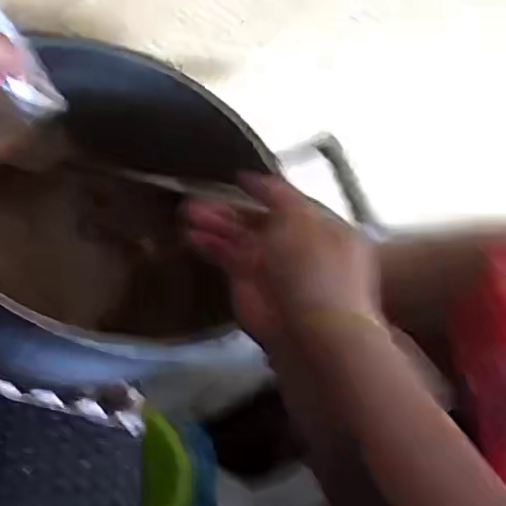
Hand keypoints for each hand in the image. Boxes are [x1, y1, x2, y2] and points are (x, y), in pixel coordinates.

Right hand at [184, 174, 379, 349]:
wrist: (307, 327)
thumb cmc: (312, 268)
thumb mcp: (300, 219)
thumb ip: (277, 195)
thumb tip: (252, 178)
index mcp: (319, 227)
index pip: (287, 202)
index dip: (262, 190)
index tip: (235, 179)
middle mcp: (295, 244)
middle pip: (256, 220)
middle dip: (228, 208)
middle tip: (197, 198)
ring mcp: (270, 265)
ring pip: (236, 237)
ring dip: (212, 223)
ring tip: (186, 211)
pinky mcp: (247, 284)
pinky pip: (225, 257)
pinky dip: (208, 245)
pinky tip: (190, 234)